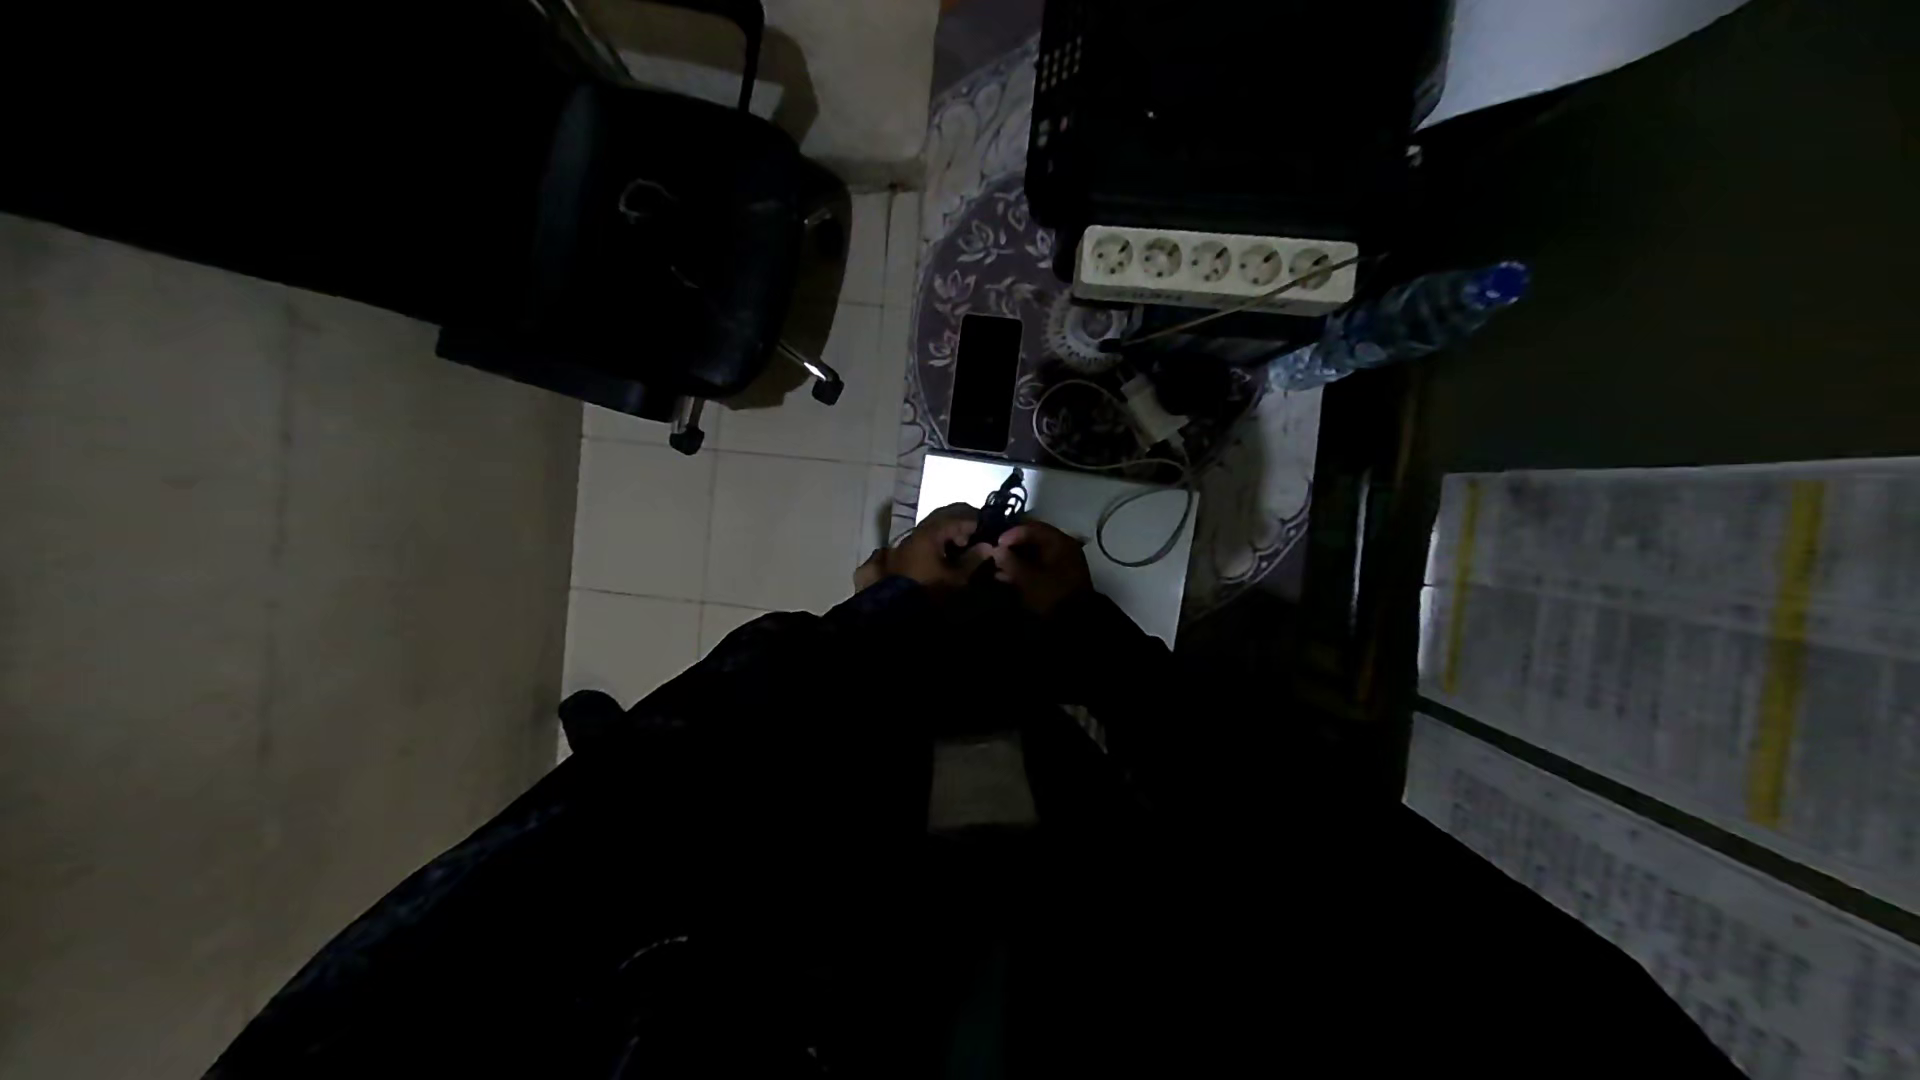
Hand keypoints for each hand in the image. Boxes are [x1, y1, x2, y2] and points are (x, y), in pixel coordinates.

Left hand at [853, 503, 992, 593]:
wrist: (898, 611)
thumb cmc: (931, 591)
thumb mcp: (957, 577)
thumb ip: (973, 559)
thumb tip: (987, 546)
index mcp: (929, 534)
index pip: (955, 519)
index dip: (973, 522)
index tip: (986, 528)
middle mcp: (914, 534)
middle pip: (940, 518)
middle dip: (958, 524)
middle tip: (973, 535)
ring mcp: (903, 544)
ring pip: (928, 529)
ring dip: (945, 533)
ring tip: (960, 545)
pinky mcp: (897, 556)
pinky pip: (919, 540)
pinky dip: (934, 541)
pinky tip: (941, 554)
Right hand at [990, 521, 1091, 614]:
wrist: (1075, 621)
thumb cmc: (1052, 595)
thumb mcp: (1028, 579)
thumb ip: (1010, 562)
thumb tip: (995, 550)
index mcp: (1060, 542)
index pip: (1033, 528)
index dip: (1012, 534)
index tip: (996, 544)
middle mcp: (1063, 547)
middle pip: (1034, 540)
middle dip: (1013, 547)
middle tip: (995, 554)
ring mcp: (1063, 562)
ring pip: (1035, 554)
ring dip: (1016, 559)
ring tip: (998, 567)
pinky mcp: (1060, 577)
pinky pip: (1039, 566)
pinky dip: (1024, 569)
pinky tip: (1006, 577)